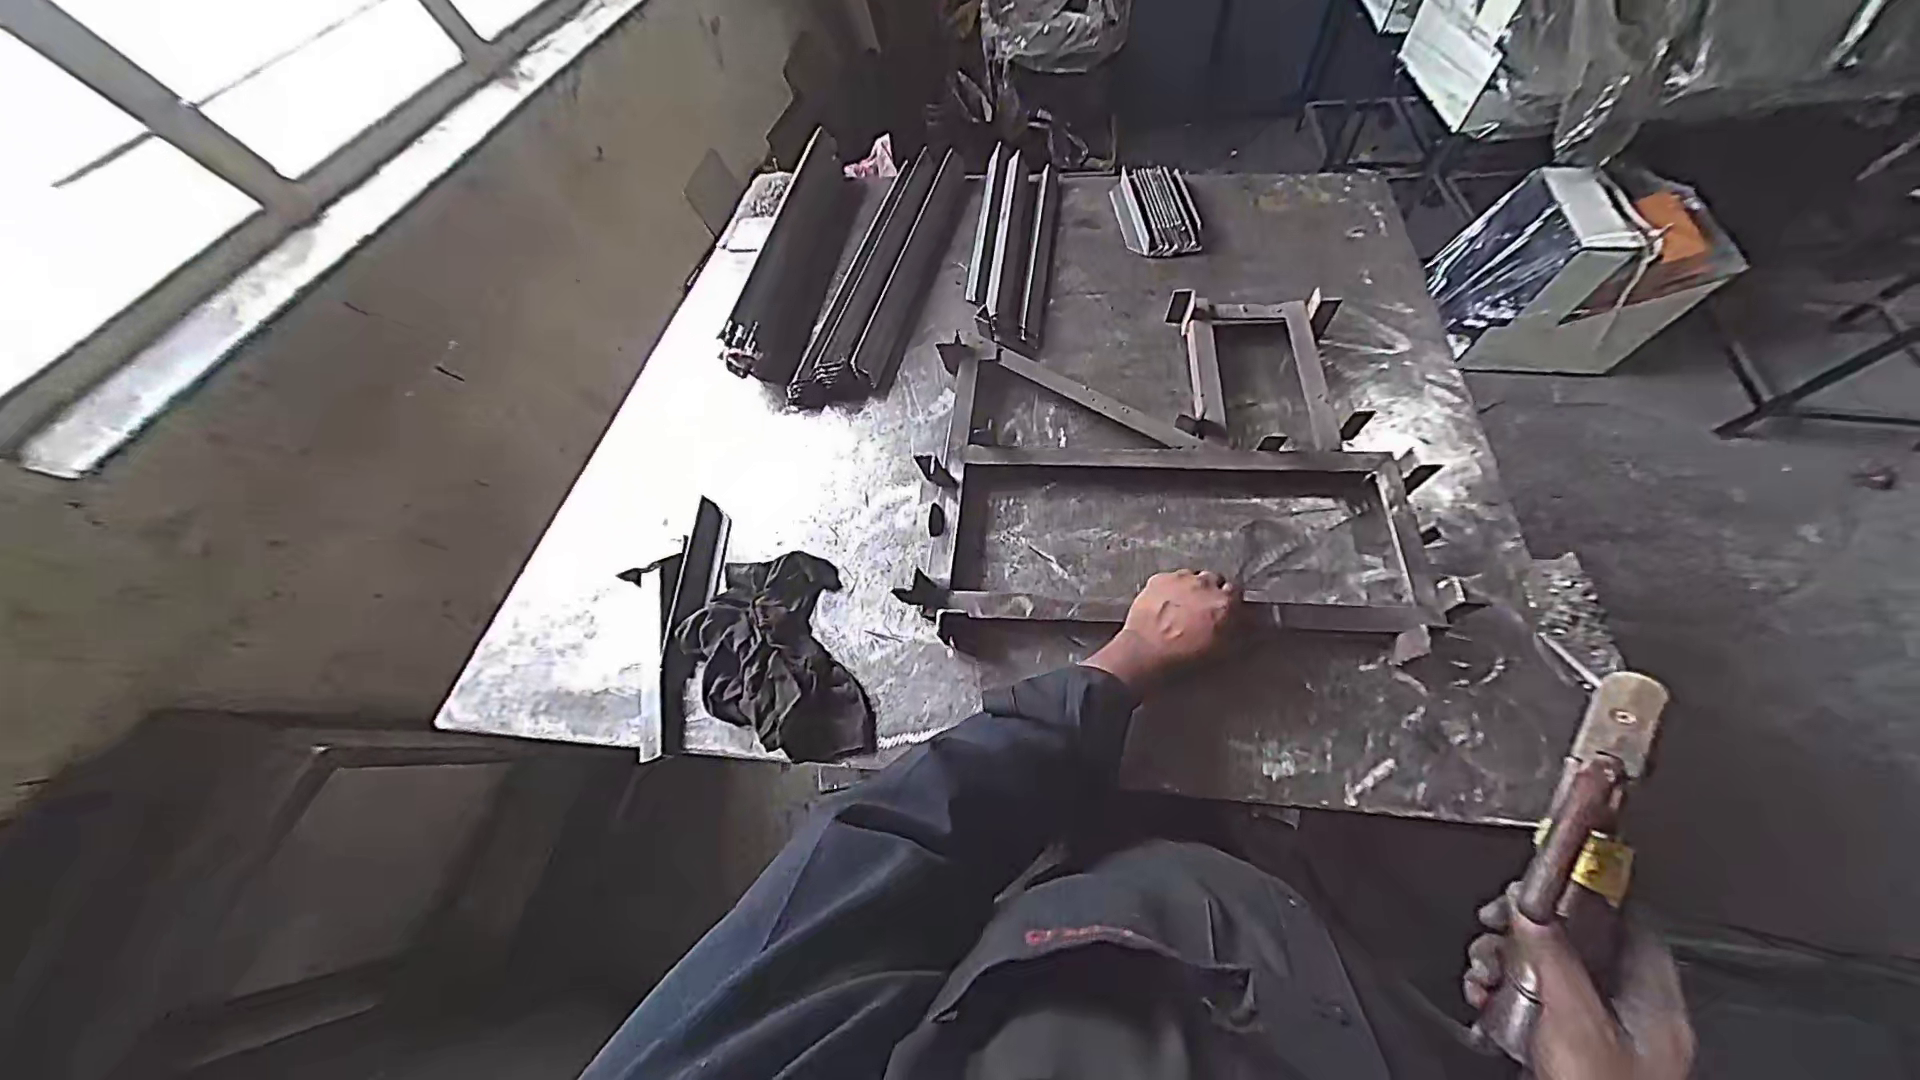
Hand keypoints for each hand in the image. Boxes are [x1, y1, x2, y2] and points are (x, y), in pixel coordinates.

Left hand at [1082, 570, 1237, 689]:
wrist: (1147, 651)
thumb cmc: (1187, 654)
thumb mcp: (1223, 648)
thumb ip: (1240, 629)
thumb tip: (1253, 622)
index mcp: (1225, 601)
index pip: (1236, 590)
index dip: (1229, 600)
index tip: (1224, 608)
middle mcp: (1204, 583)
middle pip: (1213, 579)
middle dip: (1210, 591)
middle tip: (1201, 607)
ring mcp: (1180, 578)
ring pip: (1191, 577)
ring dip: (1190, 587)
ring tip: (1181, 604)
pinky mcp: (1158, 579)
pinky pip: (1170, 578)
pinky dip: (1170, 587)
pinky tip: (1164, 602)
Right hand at [1464, 890, 1693, 1079]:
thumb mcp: (1573, 1016)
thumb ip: (1552, 955)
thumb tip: (1528, 904)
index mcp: (1650, 1000)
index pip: (1631, 924)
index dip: (1591, 894)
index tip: (1548, 876)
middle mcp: (1626, 1006)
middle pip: (1573, 939)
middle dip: (1522, 927)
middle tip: (1495, 925)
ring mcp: (1595, 1021)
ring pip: (1541, 961)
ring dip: (1500, 956)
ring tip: (1482, 973)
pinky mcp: (1563, 1033)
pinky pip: (1526, 988)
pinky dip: (1497, 982)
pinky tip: (1482, 992)